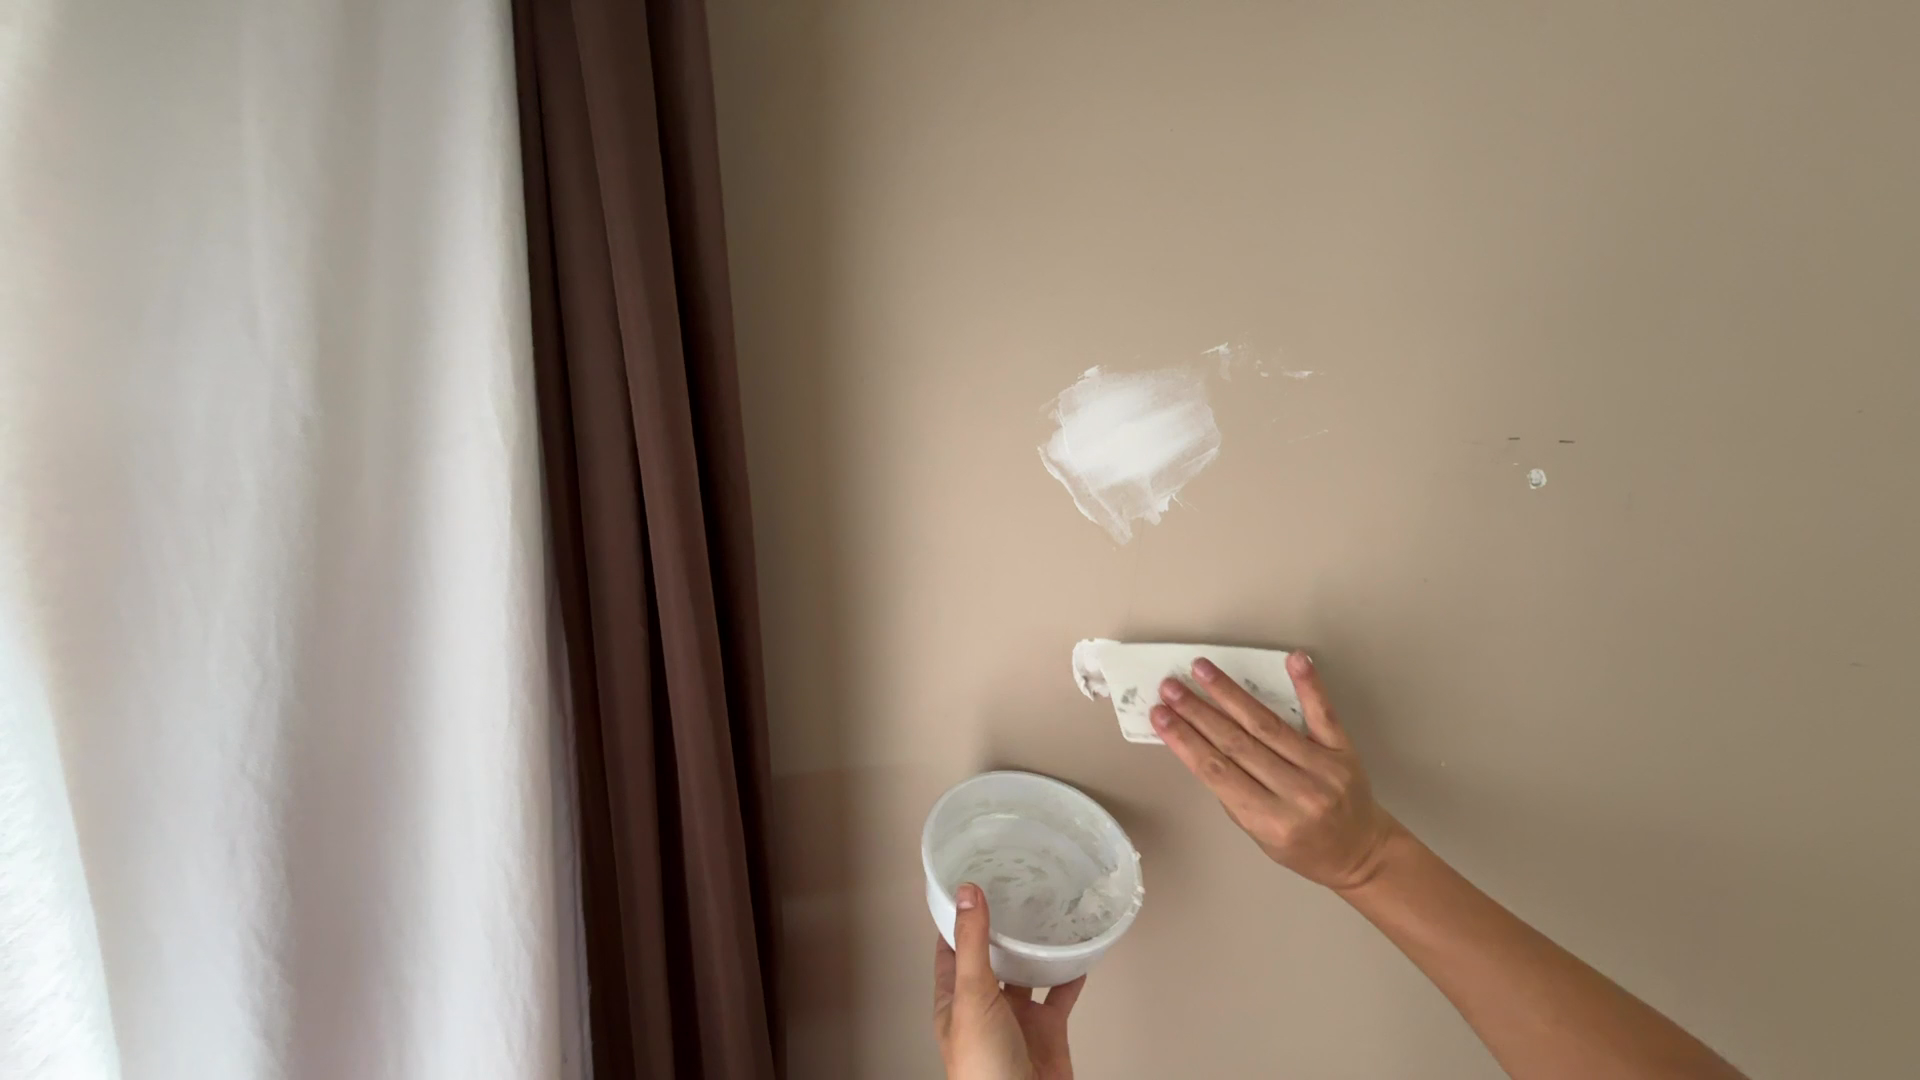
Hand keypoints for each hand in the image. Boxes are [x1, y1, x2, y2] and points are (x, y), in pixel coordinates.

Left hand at [933, 883, 1085, 1079]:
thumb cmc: (985, 1063)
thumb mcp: (971, 995)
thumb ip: (972, 943)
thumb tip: (966, 891)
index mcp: (955, 998)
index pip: (949, 947)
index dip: (956, 917)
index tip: (968, 881)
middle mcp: (984, 1004)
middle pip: (990, 956)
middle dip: (999, 926)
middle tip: (1013, 887)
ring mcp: (1016, 1017)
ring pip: (1026, 972)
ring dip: (1034, 947)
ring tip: (1045, 910)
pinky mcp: (1047, 1030)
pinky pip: (1060, 994)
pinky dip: (1069, 973)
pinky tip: (1078, 950)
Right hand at [1151, 651, 1400, 890]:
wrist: (1362, 853)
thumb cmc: (1301, 846)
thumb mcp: (1256, 834)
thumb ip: (1232, 791)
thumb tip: (1198, 742)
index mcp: (1270, 819)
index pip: (1217, 771)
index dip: (1184, 740)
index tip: (1159, 714)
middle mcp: (1297, 793)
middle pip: (1236, 743)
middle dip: (1197, 712)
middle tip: (1170, 687)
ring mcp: (1322, 769)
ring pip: (1266, 724)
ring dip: (1229, 693)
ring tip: (1201, 670)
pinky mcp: (1343, 750)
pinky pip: (1323, 713)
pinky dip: (1308, 685)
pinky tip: (1293, 659)